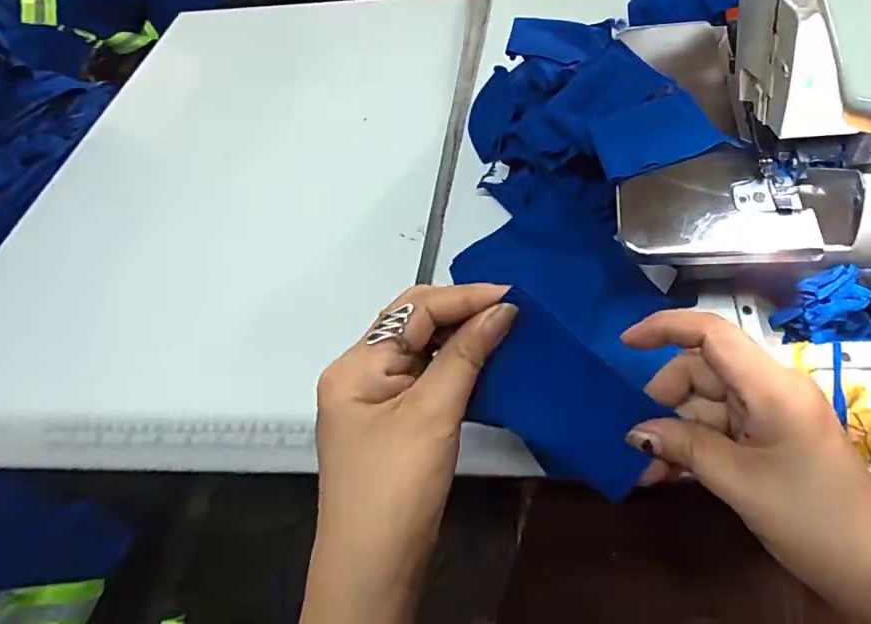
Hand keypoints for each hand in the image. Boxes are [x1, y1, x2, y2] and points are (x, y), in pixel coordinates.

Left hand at [302, 284, 515, 623]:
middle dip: (463, 308)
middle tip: (512, 305)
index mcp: (357, 365)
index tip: (513, 295)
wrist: (374, 575)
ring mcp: (380, 396)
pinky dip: (462, 359)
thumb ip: (468, 353)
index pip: (416, 310)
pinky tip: (490, 356)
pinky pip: (432, 371)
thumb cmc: (396, 489)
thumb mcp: (433, 414)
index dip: (465, 298)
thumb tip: (505, 307)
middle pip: (417, 321)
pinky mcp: (399, 418)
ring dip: (465, 332)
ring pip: (427, 345)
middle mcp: (363, 372)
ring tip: (507, 323)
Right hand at [623, 311, 870, 623]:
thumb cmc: (812, 518)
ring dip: (678, 430)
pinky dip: (698, 446)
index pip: (713, 333)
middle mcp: (772, 387)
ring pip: (711, 403)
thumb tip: (638, 431)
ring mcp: (774, 412)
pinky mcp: (775, 437)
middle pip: (707, 369)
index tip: (626, 342)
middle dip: (668, 398)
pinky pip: (726, 428)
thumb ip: (687, 449)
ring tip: (646, 469)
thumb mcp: (741, 484)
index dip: (667, 327)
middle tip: (636, 440)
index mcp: (771, 383)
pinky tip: (669, 473)